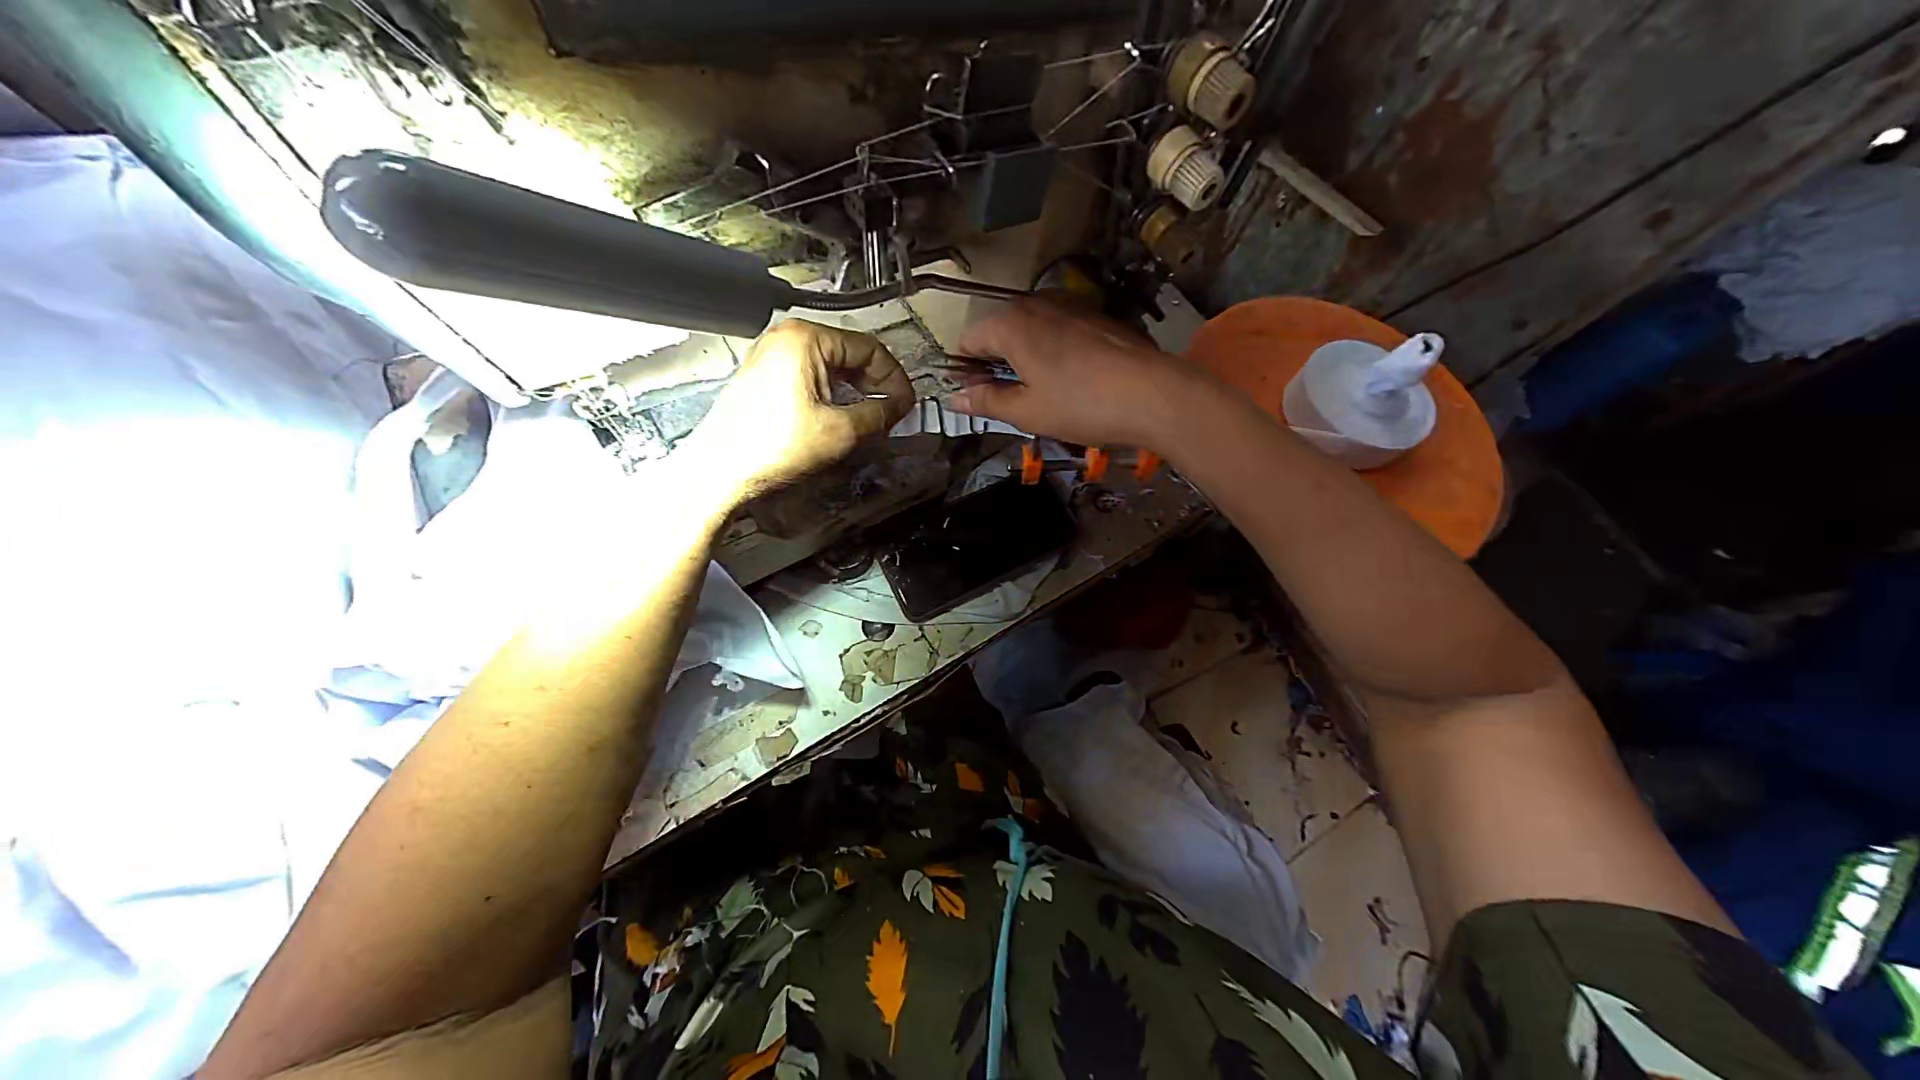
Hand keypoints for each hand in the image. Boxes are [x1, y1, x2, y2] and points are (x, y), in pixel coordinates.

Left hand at [678, 319, 913, 504]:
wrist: (719, 472)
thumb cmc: (767, 448)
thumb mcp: (841, 432)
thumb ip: (879, 414)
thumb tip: (897, 408)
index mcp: (805, 339)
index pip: (869, 348)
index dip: (894, 378)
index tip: (904, 403)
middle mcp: (785, 339)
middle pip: (848, 354)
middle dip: (875, 385)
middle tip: (891, 412)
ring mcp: (770, 357)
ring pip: (829, 367)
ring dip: (854, 392)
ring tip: (868, 420)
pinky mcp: (763, 378)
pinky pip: (808, 377)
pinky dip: (830, 396)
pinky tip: (838, 420)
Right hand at [948, 298, 1221, 450]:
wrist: (1153, 393)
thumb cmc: (1081, 405)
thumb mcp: (1026, 411)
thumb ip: (986, 400)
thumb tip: (955, 399)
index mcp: (1011, 324)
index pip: (968, 340)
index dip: (964, 369)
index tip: (972, 396)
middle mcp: (1036, 303)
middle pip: (998, 330)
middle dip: (993, 361)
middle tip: (1001, 398)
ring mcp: (1069, 305)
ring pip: (1030, 328)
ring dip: (1022, 356)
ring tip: (1035, 391)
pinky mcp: (1095, 315)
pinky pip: (1057, 329)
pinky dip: (1050, 350)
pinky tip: (1066, 379)